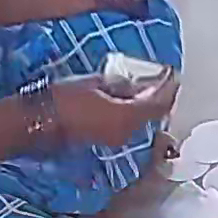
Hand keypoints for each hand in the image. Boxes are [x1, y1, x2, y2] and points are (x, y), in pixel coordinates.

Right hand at [52, 73, 179, 147]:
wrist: (43, 122)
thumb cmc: (66, 100)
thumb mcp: (94, 85)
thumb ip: (121, 86)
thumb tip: (140, 86)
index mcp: (127, 116)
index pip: (157, 103)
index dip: (167, 88)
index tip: (173, 75)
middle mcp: (130, 133)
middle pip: (154, 116)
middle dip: (161, 99)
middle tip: (165, 82)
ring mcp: (122, 140)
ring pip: (145, 123)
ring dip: (150, 108)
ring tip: (152, 92)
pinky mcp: (112, 141)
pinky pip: (133, 126)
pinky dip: (137, 114)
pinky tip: (134, 105)